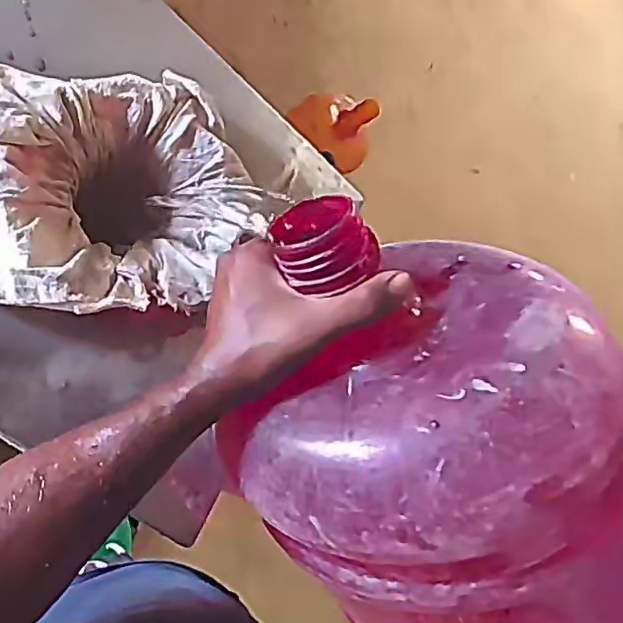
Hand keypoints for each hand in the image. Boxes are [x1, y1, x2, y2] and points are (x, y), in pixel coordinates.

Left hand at [189, 239, 414, 402]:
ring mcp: (228, 284)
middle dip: (318, 266)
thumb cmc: (262, 349)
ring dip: (301, 282)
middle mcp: (235, 260)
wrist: (218, 388)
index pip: (299, 234)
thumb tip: (404, 281)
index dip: (330, 245)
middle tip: (349, 281)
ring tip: (332, 297)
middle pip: (290, 254)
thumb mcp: (319, 324)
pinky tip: (304, 313)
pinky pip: (264, 290)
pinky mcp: (228, 306)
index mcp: (252, 252)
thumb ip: (361, 303)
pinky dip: (285, 296)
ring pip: (277, 273)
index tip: (354, 261)